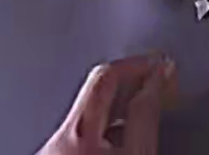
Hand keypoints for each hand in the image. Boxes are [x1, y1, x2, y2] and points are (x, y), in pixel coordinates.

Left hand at [38, 53, 177, 154]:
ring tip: (141, 125)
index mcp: (75, 131)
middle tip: (158, 92)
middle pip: (96, 94)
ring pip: (88, 117)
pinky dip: (102, 134)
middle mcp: (52, 142)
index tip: (160, 66)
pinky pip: (77, 137)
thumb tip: (160, 73)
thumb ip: (147, 110)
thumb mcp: (139, 152)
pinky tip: (119, 145)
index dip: (138, 64)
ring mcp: (48, 154)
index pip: (107, 73)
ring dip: (117, 113)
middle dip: (130, 88)